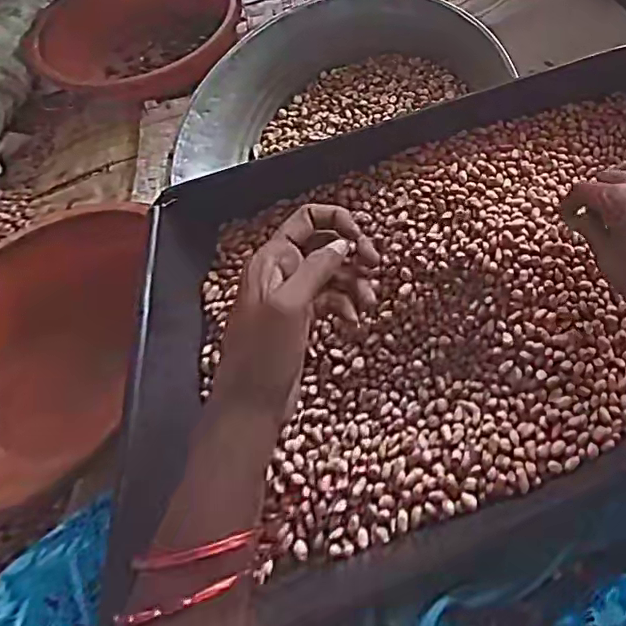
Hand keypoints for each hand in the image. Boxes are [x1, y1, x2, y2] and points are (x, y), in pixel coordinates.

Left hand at [214, 204, 380, 417]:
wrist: (250, 407)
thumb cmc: (262, 355)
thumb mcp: (290, 305)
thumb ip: (316, 267)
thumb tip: (343, 244)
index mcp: (271, 260)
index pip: (307, 219)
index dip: (337, 220)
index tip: (360, 237)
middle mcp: (281, 271)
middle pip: (326, 243)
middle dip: (353, 251)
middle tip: (375, 265)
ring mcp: (293, 295)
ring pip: (334, 271)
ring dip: (356, 281)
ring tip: (369, 301)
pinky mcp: (303, 317)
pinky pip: (333, 297)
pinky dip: (347, 303)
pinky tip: (354, 320)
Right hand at [560, 170, 625, 364]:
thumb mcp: (608, 260)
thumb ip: (591, 231)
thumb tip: (581, 218)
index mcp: (620, 200)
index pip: (584, 188)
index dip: (570, 202)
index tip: (568, 213)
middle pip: (609, 178)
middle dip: (595, 194)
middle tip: (588, 217)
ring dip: (619, 196)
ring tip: (615, 223)